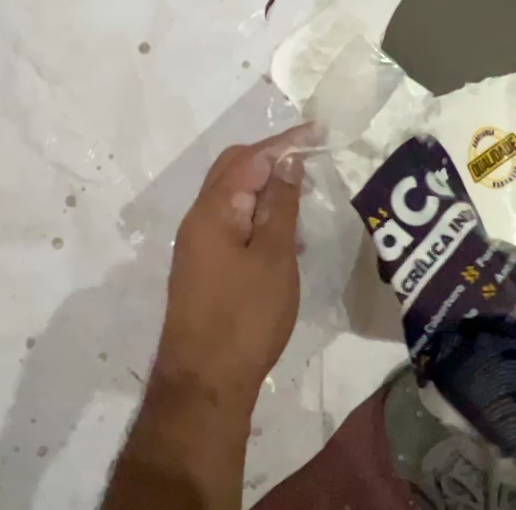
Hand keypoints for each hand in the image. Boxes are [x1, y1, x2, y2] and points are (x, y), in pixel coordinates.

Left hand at [154, 126, 311, 409]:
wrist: (204, 383)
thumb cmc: (245, 317)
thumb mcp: (275, 257)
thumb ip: (281, 205)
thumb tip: (288, 162)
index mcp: (214, 210)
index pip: (251, 158)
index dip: (285, 141)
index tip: (318, 131)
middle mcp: (199, 218)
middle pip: (233, 168)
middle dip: (270, 157)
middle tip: (309, 159)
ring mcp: (197, 243)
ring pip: (231, 194)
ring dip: (264, 185)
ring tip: (302, 194)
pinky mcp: (202, 265)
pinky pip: (230, 219)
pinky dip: (255, 211)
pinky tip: (283, 230)